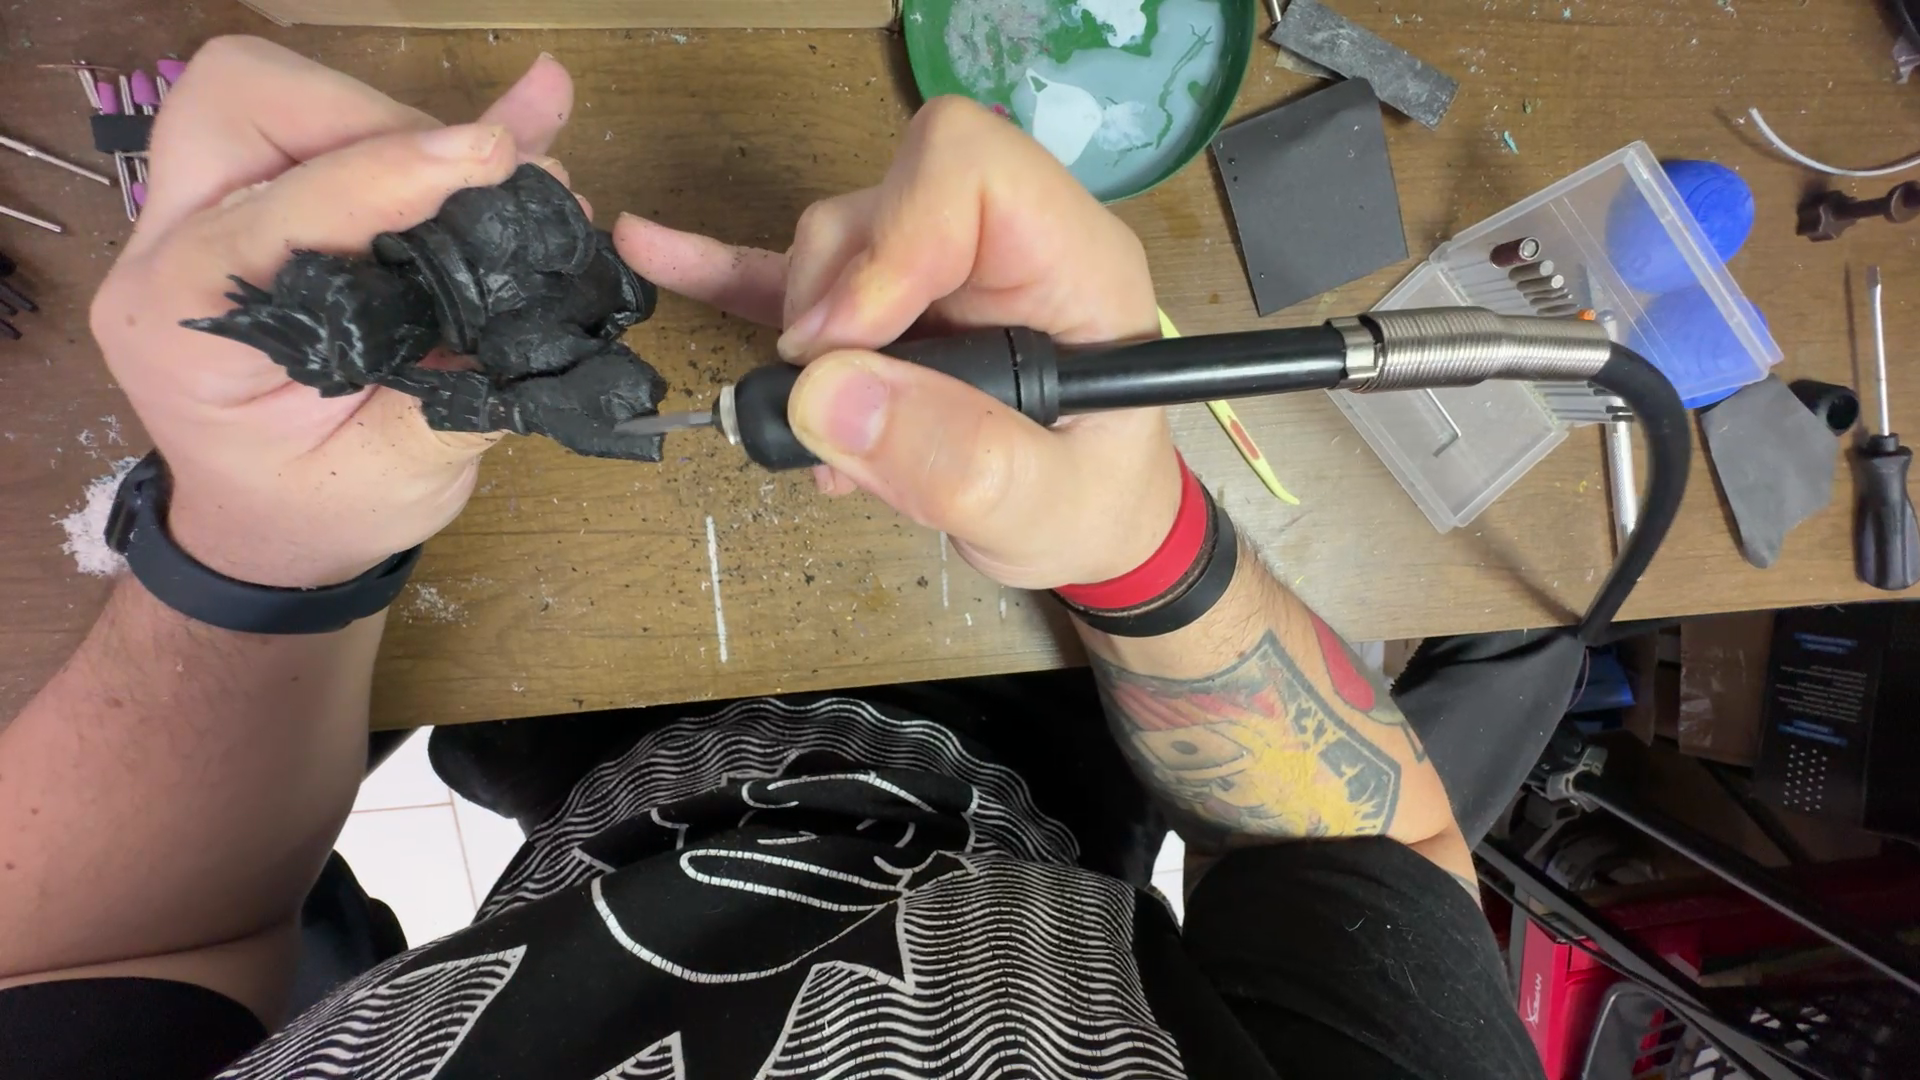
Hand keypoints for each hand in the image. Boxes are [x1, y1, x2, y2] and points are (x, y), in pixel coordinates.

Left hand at [90, 37, 578, 588]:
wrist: (277, 523)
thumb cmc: (326, 510)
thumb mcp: (396, 476)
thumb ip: (456, 398)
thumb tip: (539, 325)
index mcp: (191, 323)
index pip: (283, 212)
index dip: (388, 176)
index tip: (489, 156)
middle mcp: (186, 247)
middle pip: (251, 105)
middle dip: (381, 120)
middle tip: (488, 171)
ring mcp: (225, 222)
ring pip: (289, 104)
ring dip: (408, 122)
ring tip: (520, 154)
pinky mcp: (283, 221)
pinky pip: (345, 146)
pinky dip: (433, 133)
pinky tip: (519, 117)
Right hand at [616, 97, 1181, 589]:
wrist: (1082, 522)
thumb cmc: (1089, 512)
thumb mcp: (1047, 509)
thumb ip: (958, 461)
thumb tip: (823, 395)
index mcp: (1070, 265)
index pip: (968, 173)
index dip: (889, 242)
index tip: (841, 348)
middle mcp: (1001, 248)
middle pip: (884, 204)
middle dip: (831, 301)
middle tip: (823, 402)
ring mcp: (936, 275)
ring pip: (834, 245)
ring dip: (800, 332)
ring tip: (817, 429)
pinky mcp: (887, 315)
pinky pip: (802, 277)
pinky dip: (733, 275)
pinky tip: (659, 252)